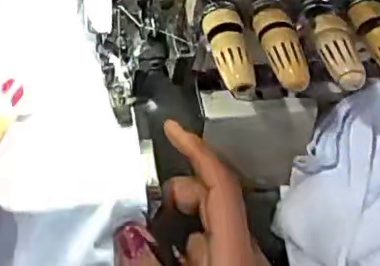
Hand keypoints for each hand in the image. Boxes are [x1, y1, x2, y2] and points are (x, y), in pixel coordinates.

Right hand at [114, 120, 266, 265]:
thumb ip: (147, 256)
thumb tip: (128, 233)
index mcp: (237, 249)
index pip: (219, 181)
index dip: (193, 147)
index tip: (172, 127)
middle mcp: (251, 253)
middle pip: (212, 198)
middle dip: (176, 193)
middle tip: (149, 208)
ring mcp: (251, 264)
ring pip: (213, 226)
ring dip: (182, 225)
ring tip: (157, 244)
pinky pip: (220, 246)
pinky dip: (194, 244)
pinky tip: (175, 260)